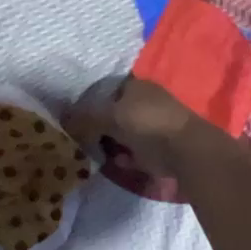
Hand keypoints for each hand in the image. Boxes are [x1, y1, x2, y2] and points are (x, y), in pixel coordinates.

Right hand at [64, 76, 223, 180]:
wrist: (187, 151)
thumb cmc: (147, 124)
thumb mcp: (110, 117)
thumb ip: (85, 118)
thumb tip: (63, 121)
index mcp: (136, 86)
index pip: (106, 90)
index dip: (90, 104)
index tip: (77, 121)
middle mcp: (147, 101)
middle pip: (115, 114)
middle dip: (100, 128)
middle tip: (84, 141)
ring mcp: (156, 125)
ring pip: (125, 134)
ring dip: (113, 145)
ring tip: (99, 155)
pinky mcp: (162, 147)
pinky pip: (137, 151)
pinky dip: (128, 157)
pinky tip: (121, 163)